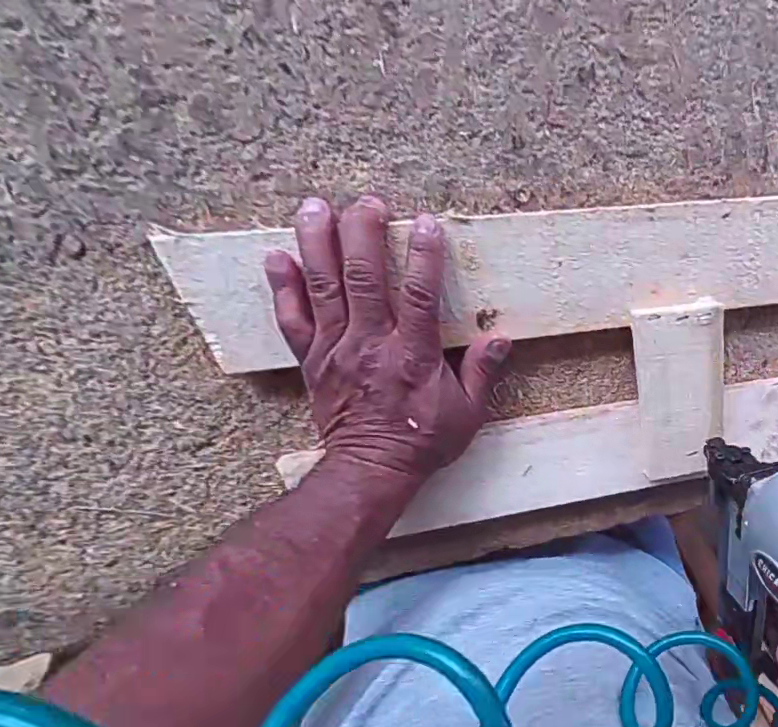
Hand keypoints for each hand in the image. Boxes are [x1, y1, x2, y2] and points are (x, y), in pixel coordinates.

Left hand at [263, 195, 511, 492]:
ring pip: (324, 288)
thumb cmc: (421, 443)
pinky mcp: (313, 362)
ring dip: (318, 244)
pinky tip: (276, 257)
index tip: (425, 223)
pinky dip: (283, 288)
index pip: (420, 296)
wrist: (372, 471)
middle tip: (367, 203)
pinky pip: (293, 321)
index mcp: (414, 357)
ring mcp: (337, 351)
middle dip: (363, 233)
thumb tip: (501, 339)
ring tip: (315, 206)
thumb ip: (482, 374)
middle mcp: (372, 346)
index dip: (424, 257)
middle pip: (363, 278)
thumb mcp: (467, 415)